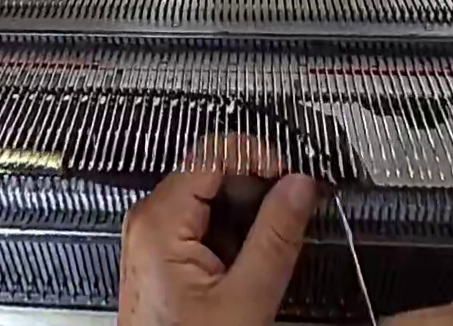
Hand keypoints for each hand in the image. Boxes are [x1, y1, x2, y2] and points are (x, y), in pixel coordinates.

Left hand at [119, 165, 321, 325]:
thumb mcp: (244, 301)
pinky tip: (249, 256)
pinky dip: (234, 226)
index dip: (260, 155)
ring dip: (249, 207)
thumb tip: (302, 182)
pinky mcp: (162, 250)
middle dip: (258, 184)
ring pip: (213, 191)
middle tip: (294, 205)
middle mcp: (150, 216)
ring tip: (273, 238)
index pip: (217, 151)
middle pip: (215, 168)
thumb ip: (275, 236)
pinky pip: (204, 215)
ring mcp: (154, 232)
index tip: (293, 175)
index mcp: (160, 219)